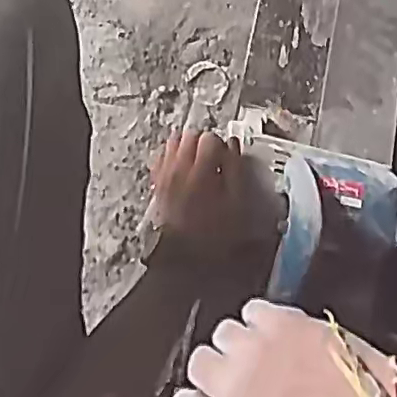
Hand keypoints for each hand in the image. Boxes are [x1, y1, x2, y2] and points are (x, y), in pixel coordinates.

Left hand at [147, 130, 255, 260]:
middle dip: (205, 144)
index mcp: (201, 170)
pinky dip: (172, 159)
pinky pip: (162, 159)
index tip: (230, 160)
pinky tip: (183, 172)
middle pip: (191, 136)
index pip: (212, 138)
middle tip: (216, 161)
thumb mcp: (238, 205)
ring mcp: (166, 176)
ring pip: (175, 143)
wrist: (184, 260)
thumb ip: (238, 172)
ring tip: (200, 165)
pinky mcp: (158, 185)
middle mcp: (179, 168)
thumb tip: (234, 150)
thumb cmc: (213, 236)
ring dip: (188, 149)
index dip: (225, 147)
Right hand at [167, 299, 392, 396]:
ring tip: (266, 356)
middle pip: (199, 364)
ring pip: (223, 333)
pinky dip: (261, 321)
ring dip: (240, 344)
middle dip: (218, 373)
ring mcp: (255, 351)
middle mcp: (232, 391)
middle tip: (244, 382)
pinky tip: (280, 336)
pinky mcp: (281, 321)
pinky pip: (252, 310)